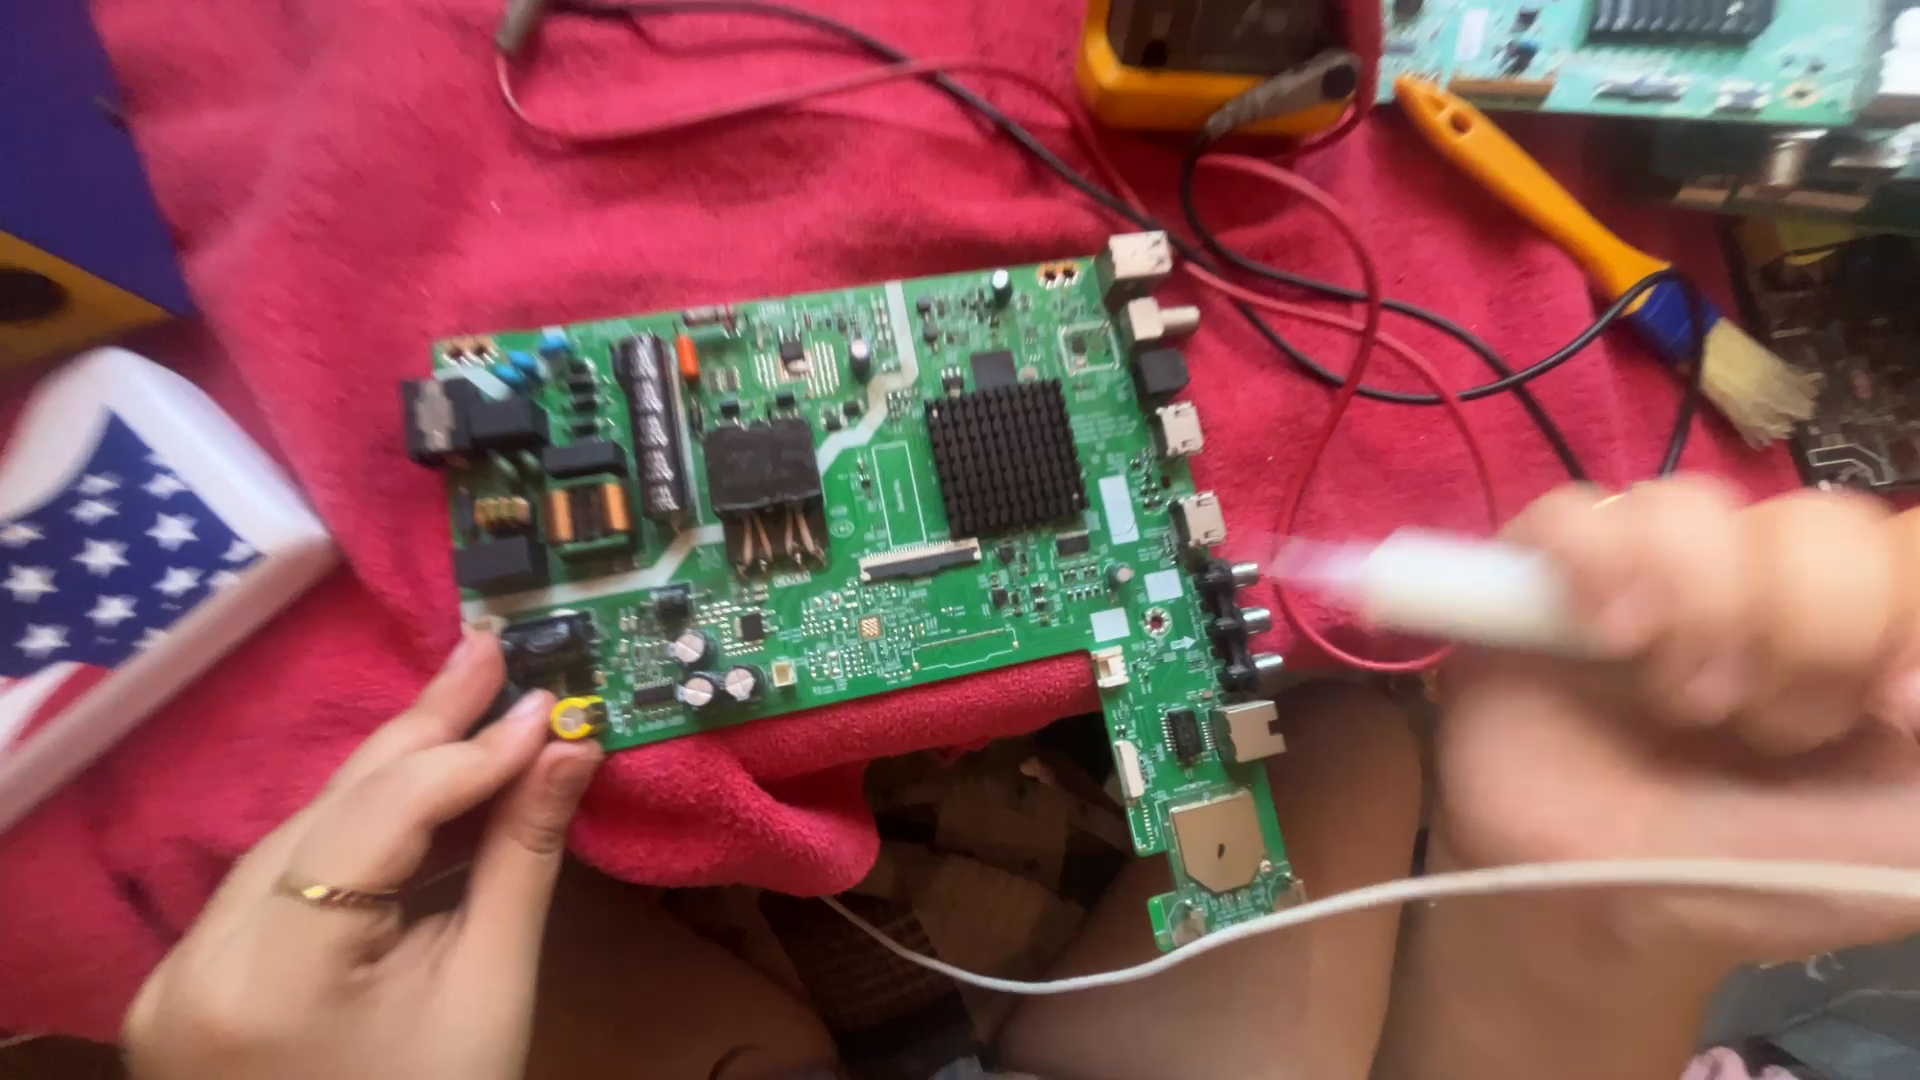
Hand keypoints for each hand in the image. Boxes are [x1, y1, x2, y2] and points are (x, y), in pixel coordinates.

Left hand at [124, 630, 602, 1079]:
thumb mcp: (493, 977)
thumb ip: (525, 850)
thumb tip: (573, 747)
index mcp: (267, 974)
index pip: (380, 817)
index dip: (475, 753)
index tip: (548, 706)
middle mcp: (197, 955)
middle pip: (334, 803)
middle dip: (429, 723)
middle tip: (490, 650)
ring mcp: (189, 960)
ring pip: (317, 819)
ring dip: (409, 760)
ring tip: (474, 694)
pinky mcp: (210, 961)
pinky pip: (307, 857)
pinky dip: (382, 809)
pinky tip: (433, 772)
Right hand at [1435, 477, 1919, 966]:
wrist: (1570, 890)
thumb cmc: (1733, 874)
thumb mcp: (1903, 843)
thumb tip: (1914, 680)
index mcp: (1857, 644)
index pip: (1912, 547)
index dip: (1906, 609)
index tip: (1890, 711)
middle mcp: (1746, 594)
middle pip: (1813, 519)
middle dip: (1796, 629)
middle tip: (1747, 720)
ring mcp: (1630, 579)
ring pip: (1686, 503)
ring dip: (1692, 602)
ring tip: (1663, 691)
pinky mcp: (1532, 579)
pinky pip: (1568, 512)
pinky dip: (1592, 557)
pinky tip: (1598, 632)